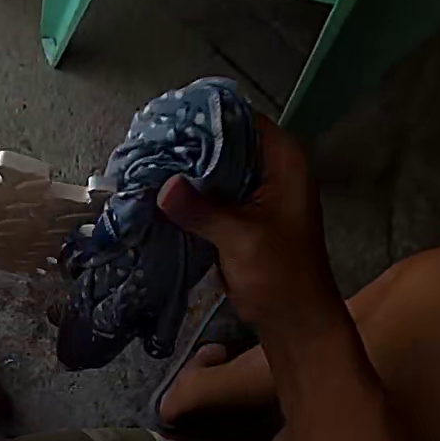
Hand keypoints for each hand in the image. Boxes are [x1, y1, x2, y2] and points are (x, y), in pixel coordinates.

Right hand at [155, 117, 340, 328]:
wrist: (293, 322)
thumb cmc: (281, 277)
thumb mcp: (241, 240)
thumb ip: (202, 210)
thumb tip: (162, 186)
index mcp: (283, 162)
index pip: (241, 120)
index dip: (204, 118)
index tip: (165, 123)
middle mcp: (270, 171)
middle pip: (223, 144)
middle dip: (187, 148)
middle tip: (147, 148)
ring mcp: (254, 195)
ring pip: (214, 172)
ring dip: (185, 175)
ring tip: (146, 169)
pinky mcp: (239, 219)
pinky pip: (210, 198)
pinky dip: (189, 199)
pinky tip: (159, 198)